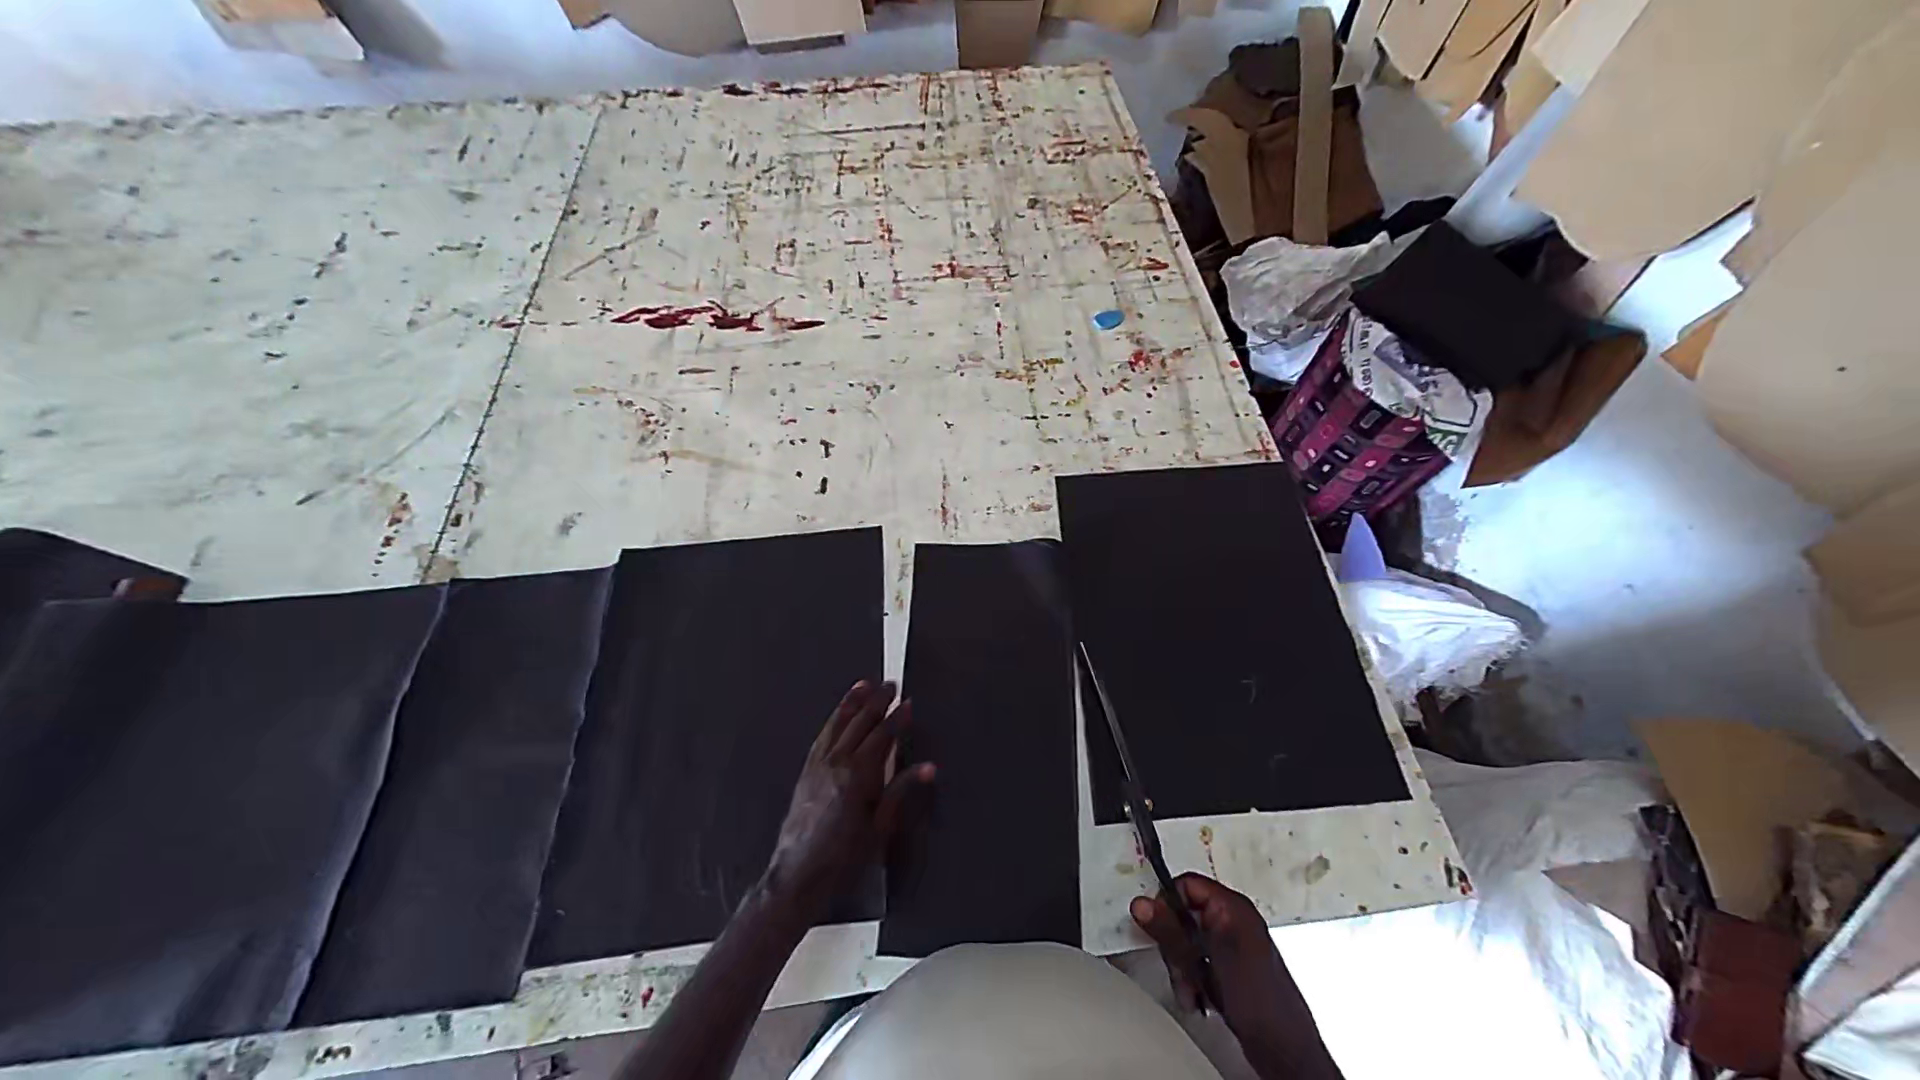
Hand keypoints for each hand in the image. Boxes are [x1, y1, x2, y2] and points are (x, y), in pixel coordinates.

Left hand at [761, 680, 934, 924]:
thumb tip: (926, 769)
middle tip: (890, 685)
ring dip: (852, 703)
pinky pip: (821, 736)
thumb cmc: (843, 858)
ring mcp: (818, 765)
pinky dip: (833, 720)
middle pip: (860, 723)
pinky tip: (838, 716)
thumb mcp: (880, 828)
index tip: (908, 704)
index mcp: (858, 775)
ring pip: (837, 724)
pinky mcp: (806, 772)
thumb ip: (901, 792)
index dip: (897, 718)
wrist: (799, 875)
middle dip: (877, 702)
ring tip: (863, 685)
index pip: (882, 736)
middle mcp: (836, 763)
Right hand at [1132, 874, 1342, 1079]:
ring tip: (1192, 988)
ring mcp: (1234, 943)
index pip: (1186, 884)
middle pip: (1184, 914)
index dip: (1167, 905)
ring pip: (1188, 939)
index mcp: (1233, 907)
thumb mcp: (1204, 962)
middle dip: (1176, 945)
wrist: (1285, 1051)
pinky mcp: (1231, 965)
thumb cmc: (1258, 1003)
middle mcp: (1234, 920)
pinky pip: (1199, 958)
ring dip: (1182, 966)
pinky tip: (1199, 995)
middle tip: (1181, 967)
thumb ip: (1171, 931)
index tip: (1159, 928)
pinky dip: (1193, 976)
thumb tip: (1142, 904)